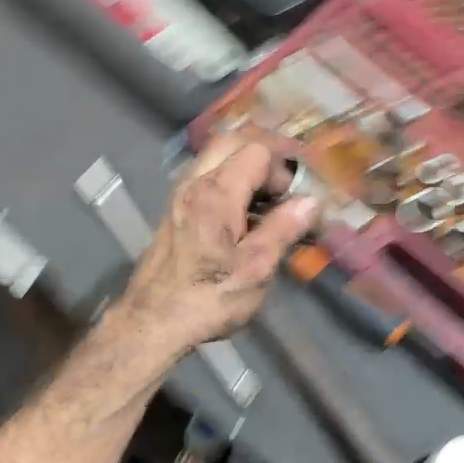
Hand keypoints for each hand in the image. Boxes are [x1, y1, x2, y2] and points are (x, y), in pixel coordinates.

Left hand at [118, 133, 318, 356]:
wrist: (152, 321)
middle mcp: (193, 183)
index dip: (284, 165)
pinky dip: (228, 180)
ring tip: (268, 198)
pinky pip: (204, 176)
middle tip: (287, 183)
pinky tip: (242, 213)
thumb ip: (282, 229)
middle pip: (232, 141)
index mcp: (217, 192)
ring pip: (215, 157)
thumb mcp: (256, 269)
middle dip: (265, 153)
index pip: (257, 150)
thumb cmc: (207, 299)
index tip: (299, 193)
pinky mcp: (173, 211)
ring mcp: (179, 195)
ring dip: (244, 166)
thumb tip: (311, 202)